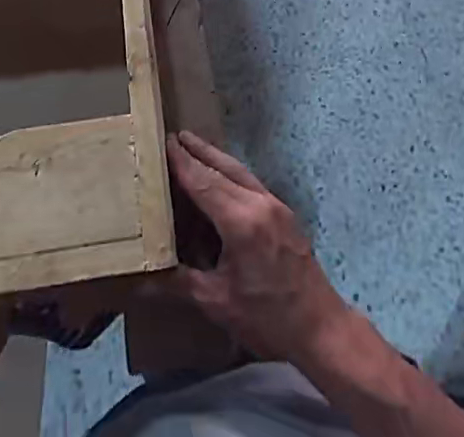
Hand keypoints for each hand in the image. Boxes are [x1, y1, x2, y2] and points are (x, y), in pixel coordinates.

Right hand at [164, 131, 352, 363]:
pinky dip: (231, 172)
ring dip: (215, 157)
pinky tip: (221, 175)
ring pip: (239, 172)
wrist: (321, 328)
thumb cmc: (267, 318)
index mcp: (241, 222)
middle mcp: (260, 205)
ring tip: (193, 145)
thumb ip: (180, 282)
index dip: (182, 163)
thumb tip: (142, 279)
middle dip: (198, 151)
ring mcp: (275, 206)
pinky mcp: (284, 214)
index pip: (204, 183)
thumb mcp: (217, 302)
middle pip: (223, 169)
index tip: (164, 142)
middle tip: (174, 136)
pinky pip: (251, 182)